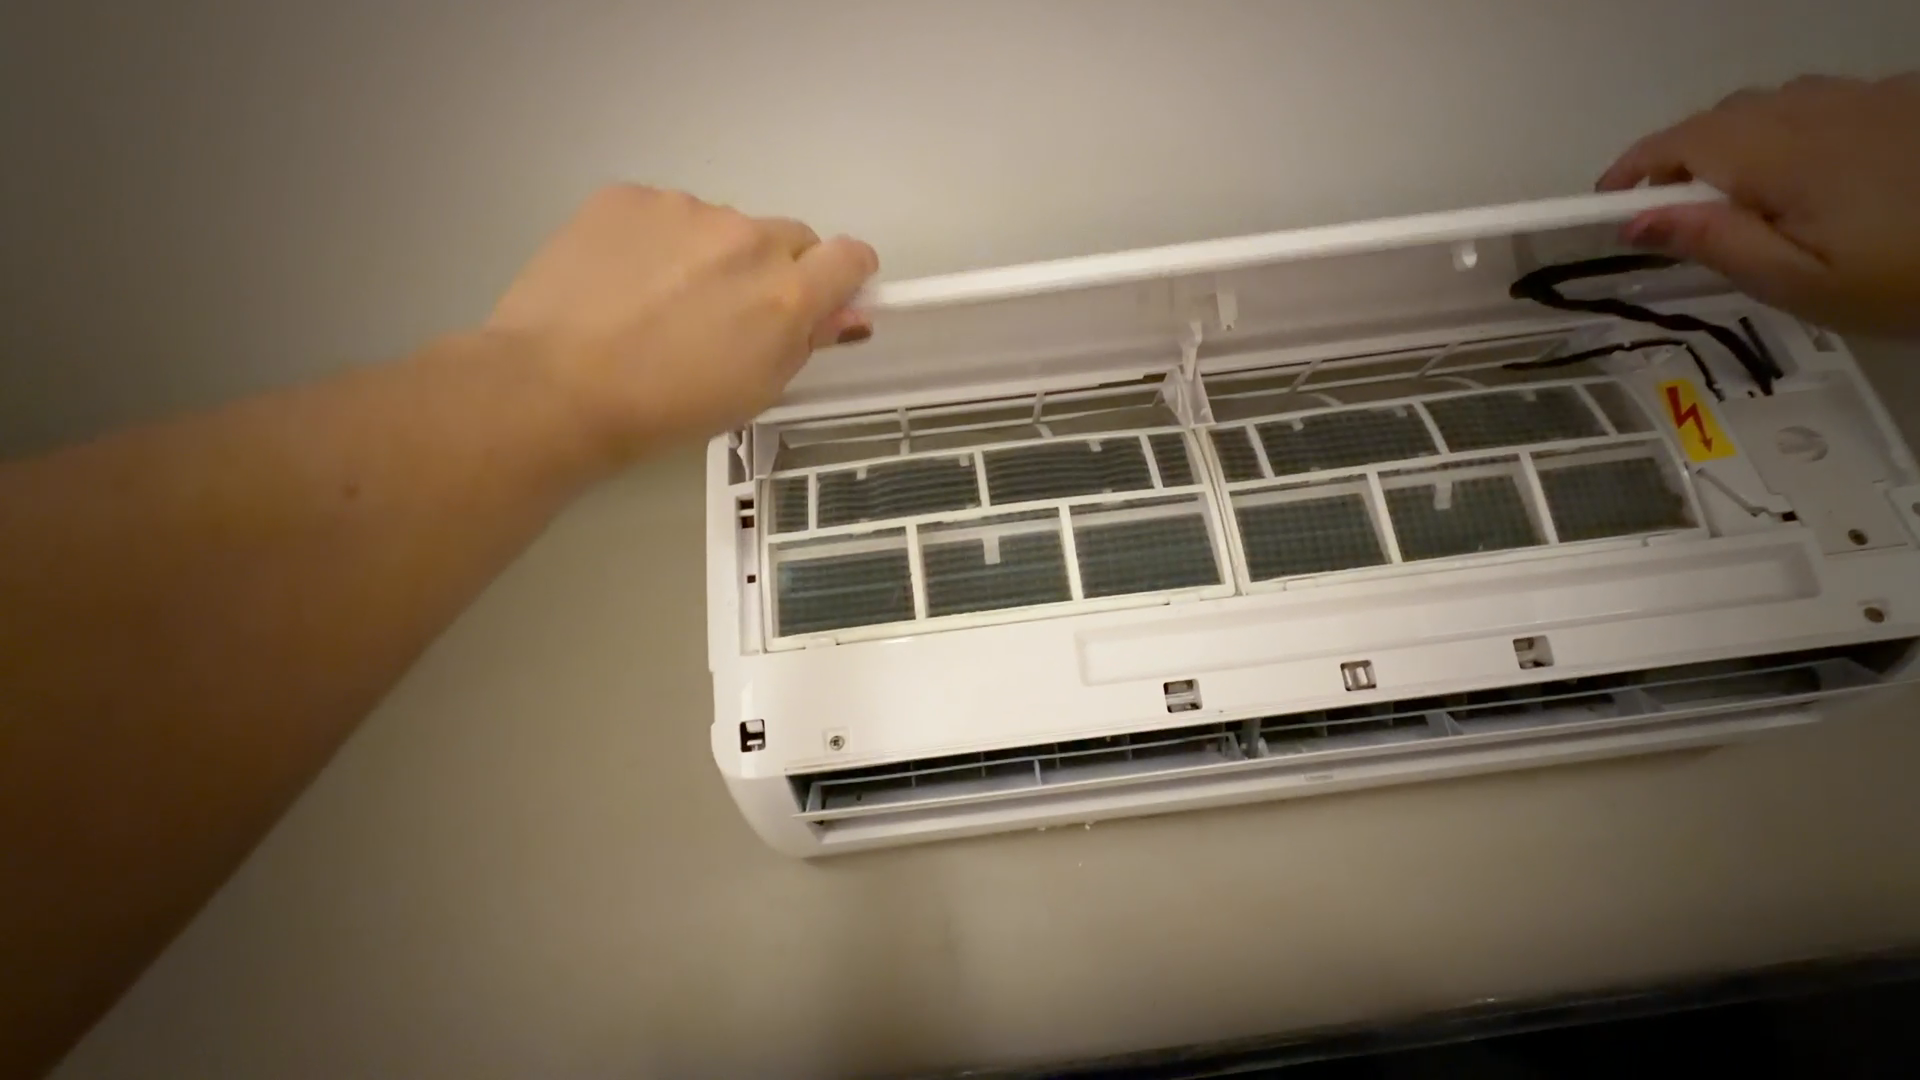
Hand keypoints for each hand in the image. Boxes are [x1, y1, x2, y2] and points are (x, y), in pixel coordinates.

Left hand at [486, 185, 877, 464]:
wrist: (556, 387)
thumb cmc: (669, 409)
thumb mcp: (756, 390)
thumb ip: (808, 341)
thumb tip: (847, 311)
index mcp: (786, 293)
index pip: (851, 256)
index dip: (845, 276)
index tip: (828, 295)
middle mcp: (746, 238)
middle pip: (790, 236)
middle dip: (778, 269)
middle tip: (734, 313)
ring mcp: (684, 209)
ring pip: (724, 225)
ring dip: (715, 254)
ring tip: (665, 302)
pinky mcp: (628, 195)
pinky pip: (668, 214)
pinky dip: (662, 242)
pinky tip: (628, 282)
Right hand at [1597, 73, 1919, 335]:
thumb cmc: (1900, 279)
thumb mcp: (1792, 281)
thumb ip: (1712, 243)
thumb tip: (1635, 221)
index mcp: (1784, 157)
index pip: (1680, 142)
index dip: (1630, 167)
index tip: (1601, 201)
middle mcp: (1824, 113)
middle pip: (1724, 117)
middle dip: (1679, 157)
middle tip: (1666, 212)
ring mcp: (1875, 100)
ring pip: (1774, 105)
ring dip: (1732, 142)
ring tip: (1732, 195)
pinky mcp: (1912, 102)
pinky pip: (1826, 104)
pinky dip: (1788, 132)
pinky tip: (1803, 174)